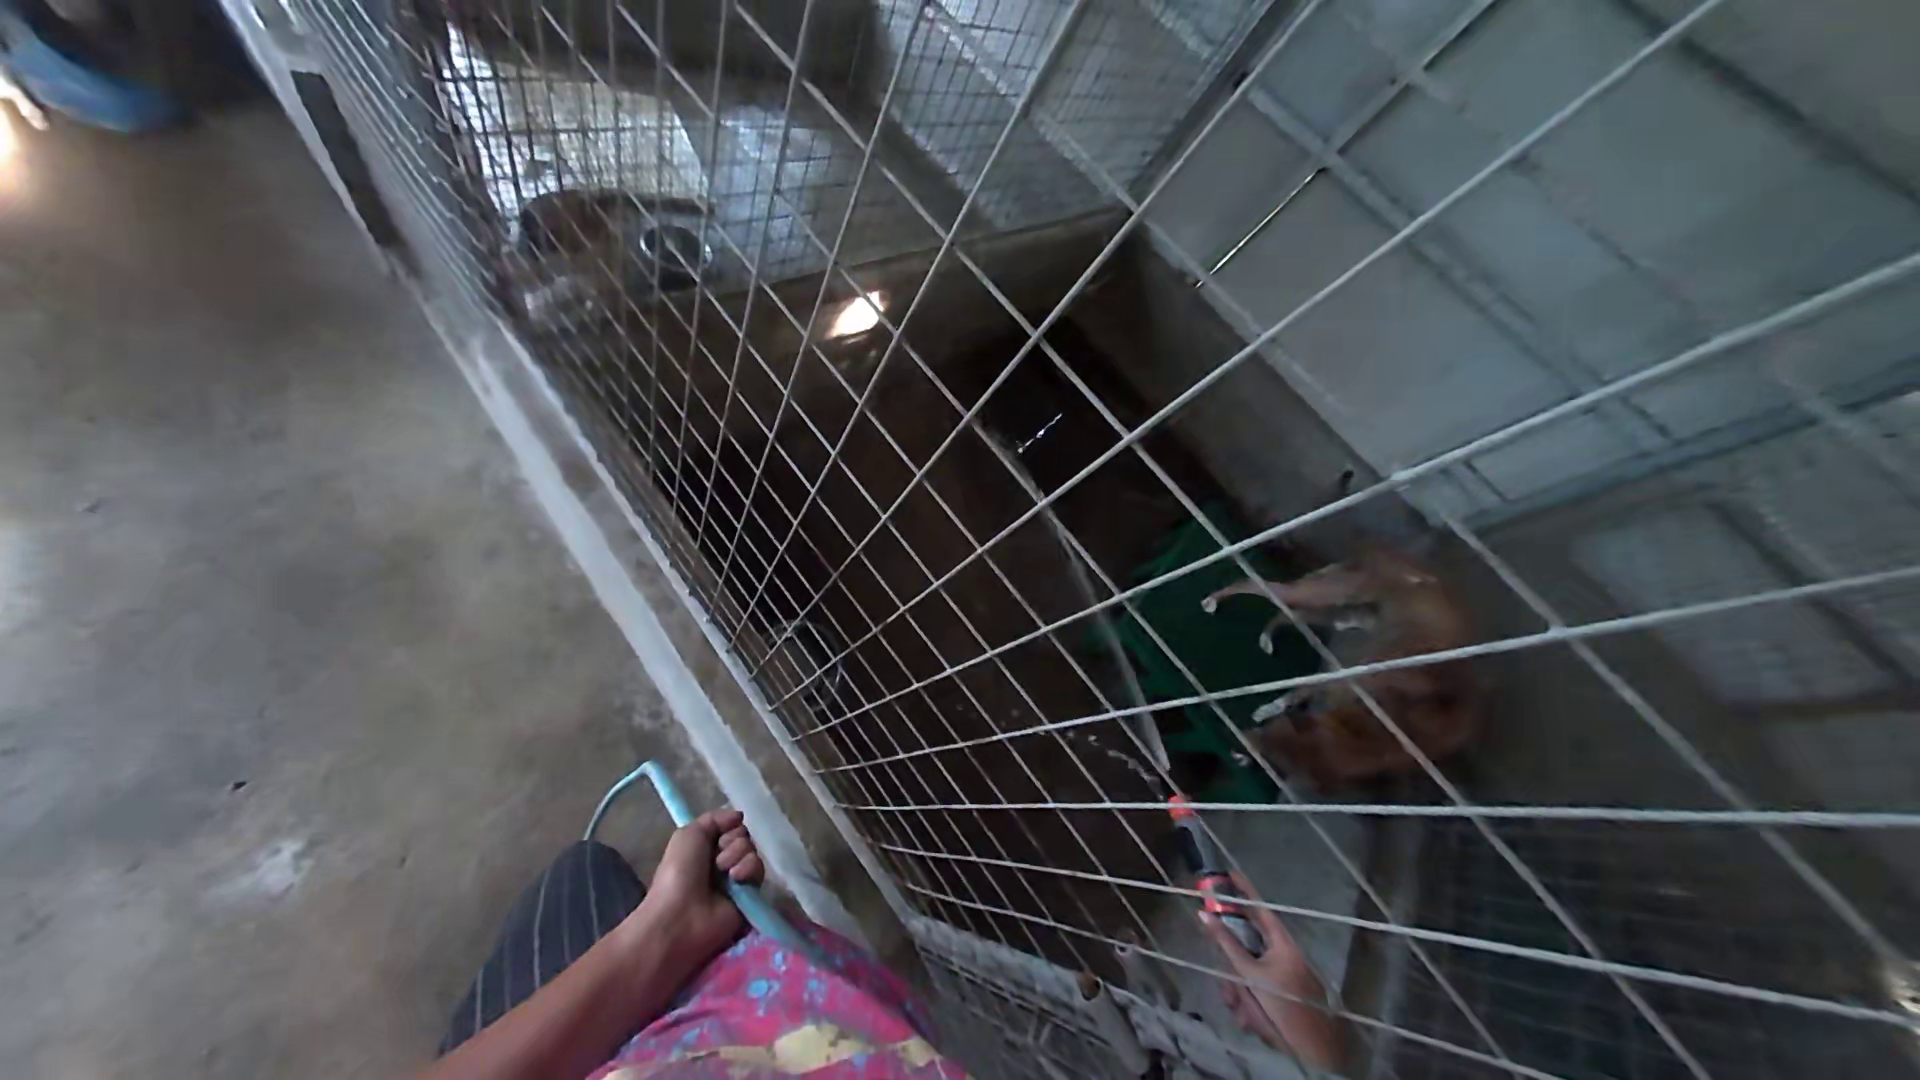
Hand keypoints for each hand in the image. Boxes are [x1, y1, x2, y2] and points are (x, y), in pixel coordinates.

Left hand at [628, 809, 764, 968]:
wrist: (679, 916)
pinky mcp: (750, 895)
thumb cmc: (678, 874)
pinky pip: (759, 869)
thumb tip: (739, 817)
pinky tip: (735, 879)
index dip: (726, 828)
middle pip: (744, 837)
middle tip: (717, 858)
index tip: (716, 837)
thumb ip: (714, 818)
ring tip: (724, 871)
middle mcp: (723, 862)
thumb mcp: (688, 835)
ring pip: (752, 851)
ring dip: (738, 855)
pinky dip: (748, 869)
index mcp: (707, 849)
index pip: (731, 827)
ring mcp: (737, 879)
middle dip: (732, 842)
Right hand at [1198, 874, 1342, 1070]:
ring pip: (1252, 973)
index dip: (1243, 890)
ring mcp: (1289, 978)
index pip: (1259, 907)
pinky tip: (1251, 1023)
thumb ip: (1226, 943)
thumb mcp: (1249, 974)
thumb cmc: (1283, 1007)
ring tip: (1242, 1013)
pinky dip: (1252, 1005)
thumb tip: (1204, 914)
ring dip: (1241, 992)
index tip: (1227, 873)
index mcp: (1283, 944)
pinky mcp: (1289, 998)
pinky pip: (1261, 991)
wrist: (1314, 1055)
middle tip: (1228, 986)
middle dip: (1234, 968)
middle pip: (1250, 947)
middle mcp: (1286, 957)